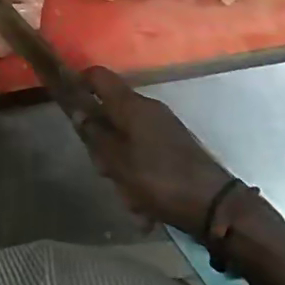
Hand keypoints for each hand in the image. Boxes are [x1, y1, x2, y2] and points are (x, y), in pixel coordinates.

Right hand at [78, 67, 236, 237]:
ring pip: (128, 141)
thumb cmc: (158, 178)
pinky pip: (147, 157)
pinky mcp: (176, 148)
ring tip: (129, 198)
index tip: (68, 102)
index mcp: (131, 105)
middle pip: (112, 114)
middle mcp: (148, 109)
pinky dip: (141, 178)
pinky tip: (145, 208)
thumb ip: (94, 134)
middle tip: (103, 170)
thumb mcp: (117, 160)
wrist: (215, 206)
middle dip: (103, 144)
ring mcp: (165, 128)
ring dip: (123, 168)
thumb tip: (77, 111)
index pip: (98, 76)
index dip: (79, 83)